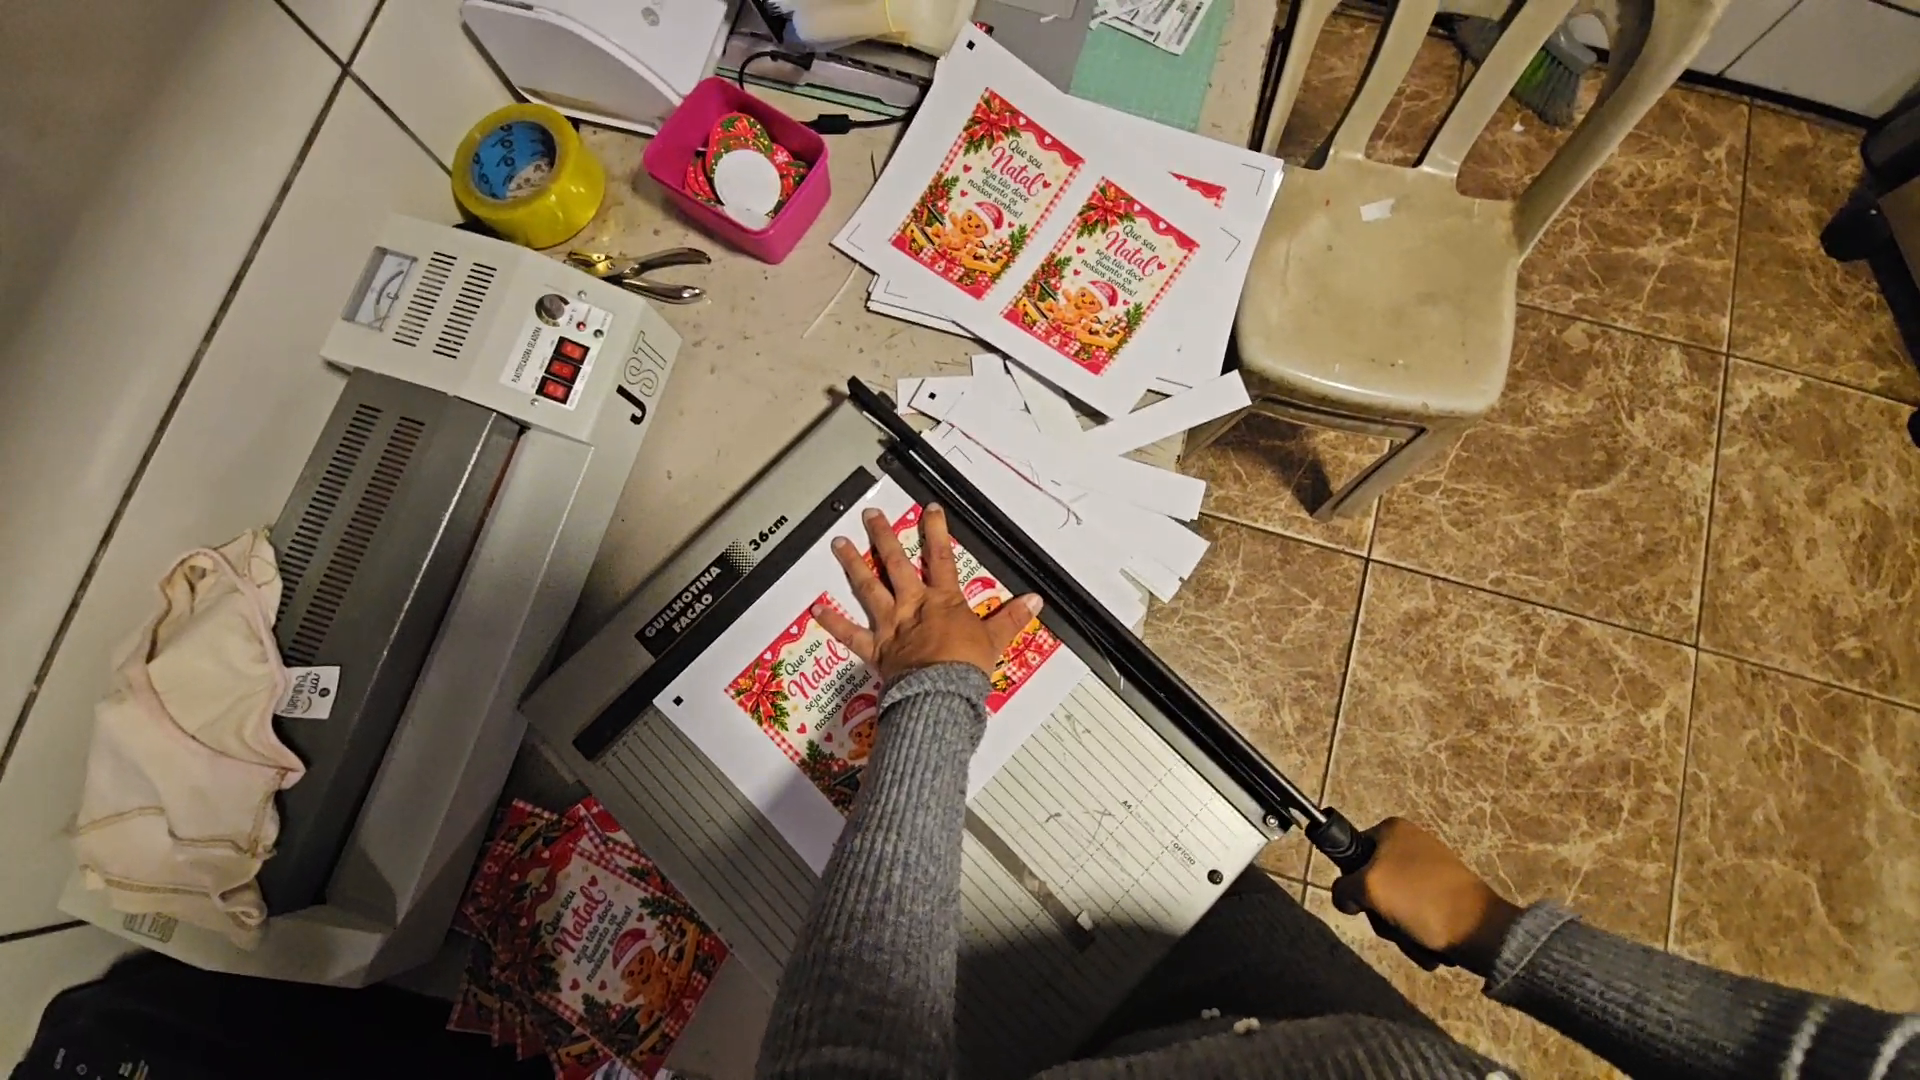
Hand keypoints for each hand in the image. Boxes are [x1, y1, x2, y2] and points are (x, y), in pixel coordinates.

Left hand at [812, 504, 1042, 685]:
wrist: (941, 696)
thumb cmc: (966, 669)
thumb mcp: (995, 640)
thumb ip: (1012, 618)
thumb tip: (1035, 601)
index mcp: (943, 602)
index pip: (940, 558)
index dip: (936, 532)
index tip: (929, 510)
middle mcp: (913, 606)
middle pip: (896, 564)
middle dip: (884, 537)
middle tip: (870, 515)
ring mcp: (891, 625)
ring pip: (869, 588)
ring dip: (853, 565)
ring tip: (839, 544)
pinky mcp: (876, 648)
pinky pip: (850, 634)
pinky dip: (833, 622)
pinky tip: (816, 607)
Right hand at [1330, 817, 1521, 976]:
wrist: (1483, 932)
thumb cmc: (1420, 900)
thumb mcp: (1367, 889)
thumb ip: (1342, 888)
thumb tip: (1345, 899)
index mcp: (1392, 829)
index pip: (1353, 853)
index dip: (1353, 881)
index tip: (1365, 900)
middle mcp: (1412, 843)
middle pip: (1374, 881)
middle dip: (1380, 911)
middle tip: (1391, 923)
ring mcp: (1432, 869)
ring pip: (1396, 901)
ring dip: (1399, 927)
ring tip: (1414, 938)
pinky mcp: (1449, 893)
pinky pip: (1419, 911)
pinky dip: (1419, 930)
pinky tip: (1429, 943)